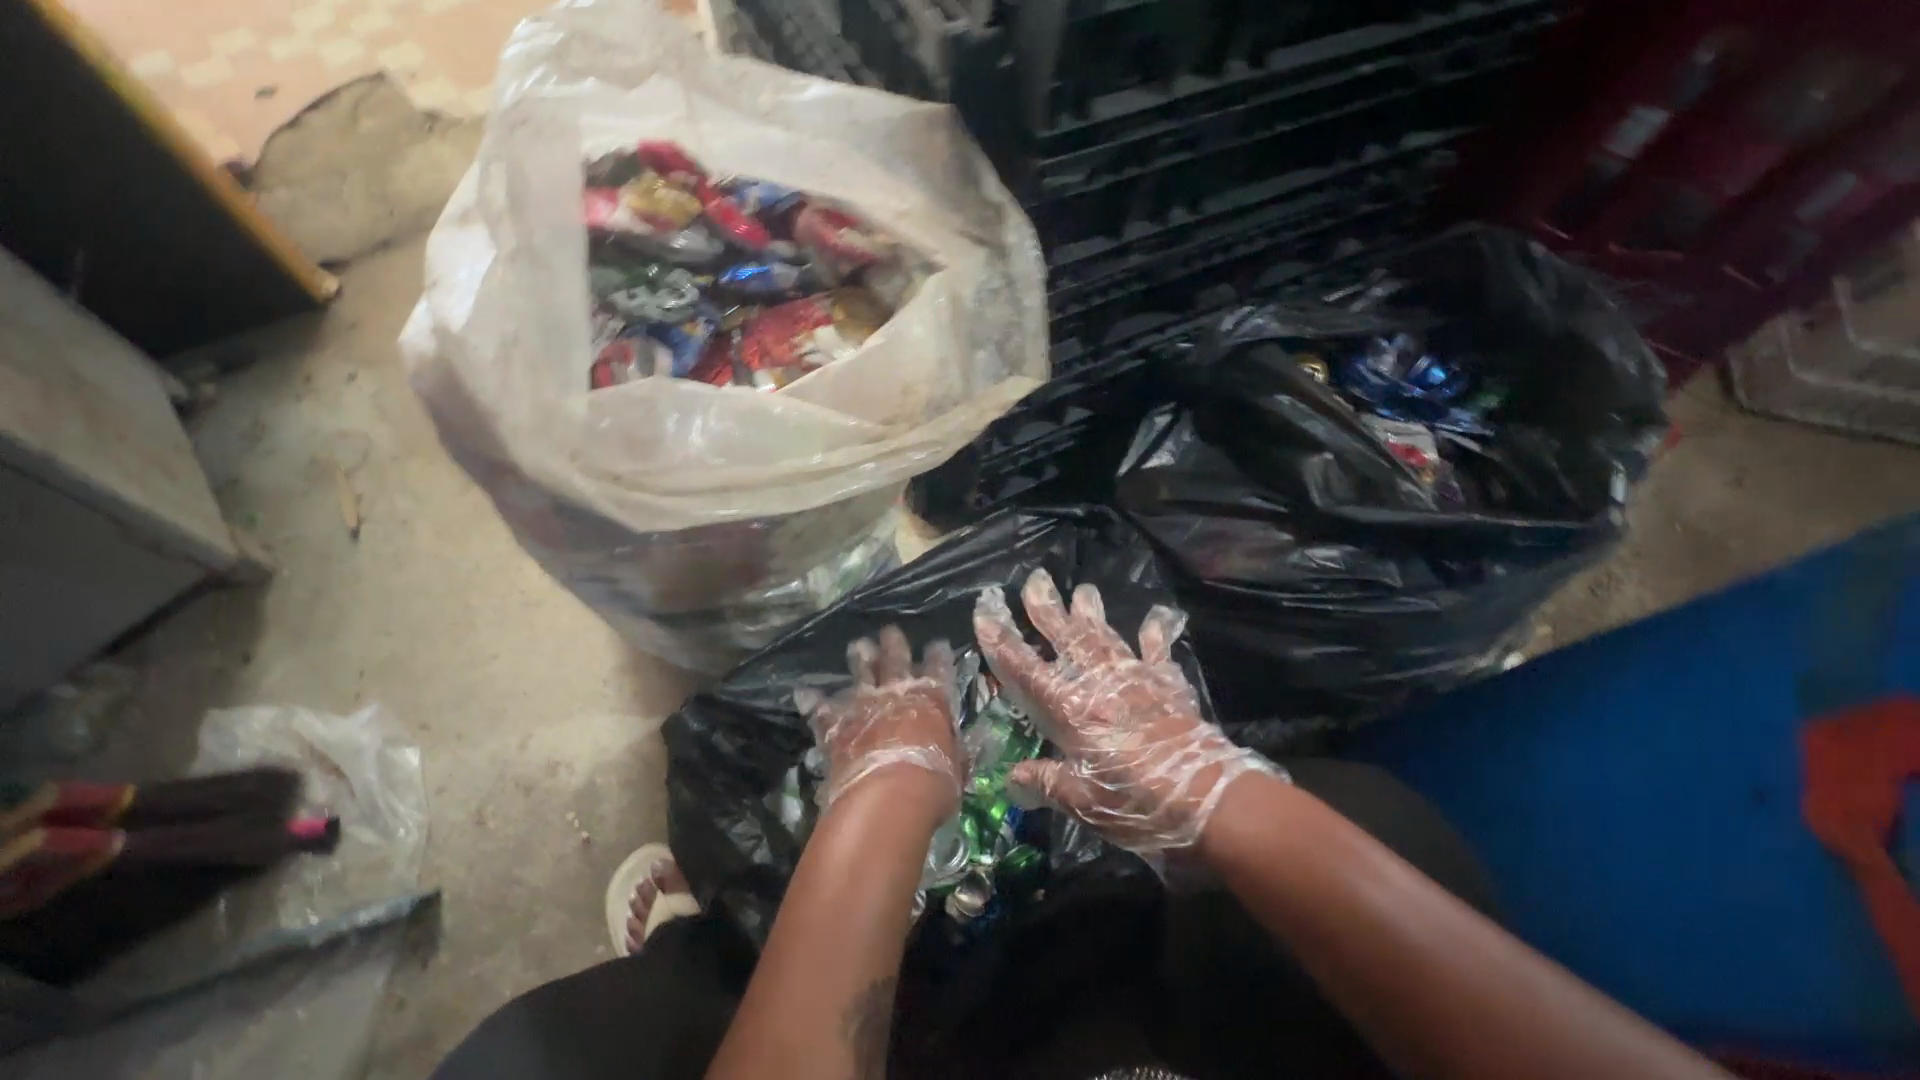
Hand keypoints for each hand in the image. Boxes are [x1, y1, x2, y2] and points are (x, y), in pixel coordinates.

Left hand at [795, 625, 963, 812]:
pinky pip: (821, 710)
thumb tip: (980, 738)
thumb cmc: (933, 783)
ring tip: (858, 646)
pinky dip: (813, 701)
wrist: (887, 797)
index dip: (939, 655)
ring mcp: (864, 706)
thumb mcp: (958, 768)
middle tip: (890, 630)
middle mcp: (897, 694)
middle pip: (895, 660)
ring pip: (861, 674)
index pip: (939, 669)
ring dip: (859, 659)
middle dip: (894, 644)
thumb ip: (962, 749)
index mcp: (932, 701)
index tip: (937, 644)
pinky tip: (804, 692)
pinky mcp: (837, 726)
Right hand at [973, 570, 1280, 856]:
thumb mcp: (1082, 802)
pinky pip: (1158, 651)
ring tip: (1084, 590)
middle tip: (1036, 578)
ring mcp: (1135, 679)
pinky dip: (1155, 634)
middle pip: (1065, 636)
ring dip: (1092, 612)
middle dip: (1046, 606)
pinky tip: (1155, 618)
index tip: (986, 608)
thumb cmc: (1136, 803)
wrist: (1207, 799)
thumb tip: (1012, 780)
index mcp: (1067, 711)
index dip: (1000, 637)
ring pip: (1106, 636)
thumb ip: (1046, 784)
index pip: (1022, 666)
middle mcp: (1097, 684)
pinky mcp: (1168, 685)